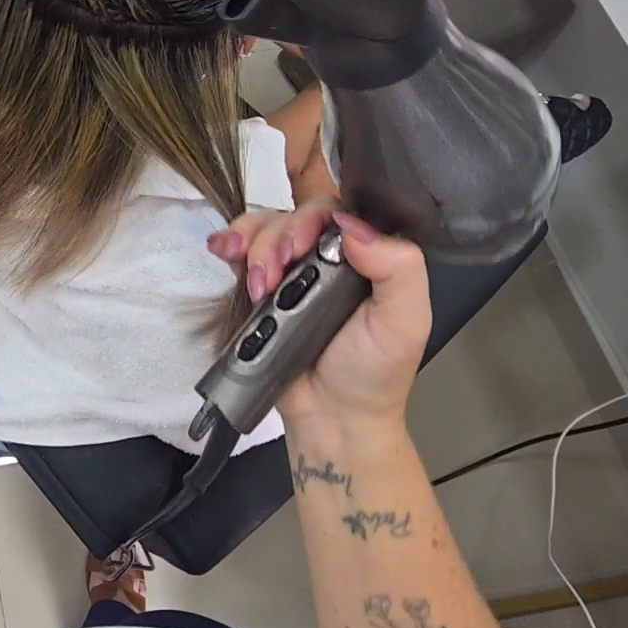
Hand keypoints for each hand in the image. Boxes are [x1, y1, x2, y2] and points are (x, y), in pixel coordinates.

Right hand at [208, 205, 430, 439]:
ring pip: (263, 228)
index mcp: (367, 255)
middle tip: (273, 278)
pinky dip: (229, 244)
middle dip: (277, 239)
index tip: (300, 249)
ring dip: (251, 246)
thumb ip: (398, 268)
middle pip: (294, 215)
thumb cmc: (374, 372)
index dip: (313, 218)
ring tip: (255, 287)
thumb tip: (350, 226)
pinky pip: (240, 249)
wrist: (330, 416)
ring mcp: (291, 269)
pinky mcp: (260, 285)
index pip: (339, 211)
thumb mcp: (405, 322)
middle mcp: (328, 255)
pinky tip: (222, 251)